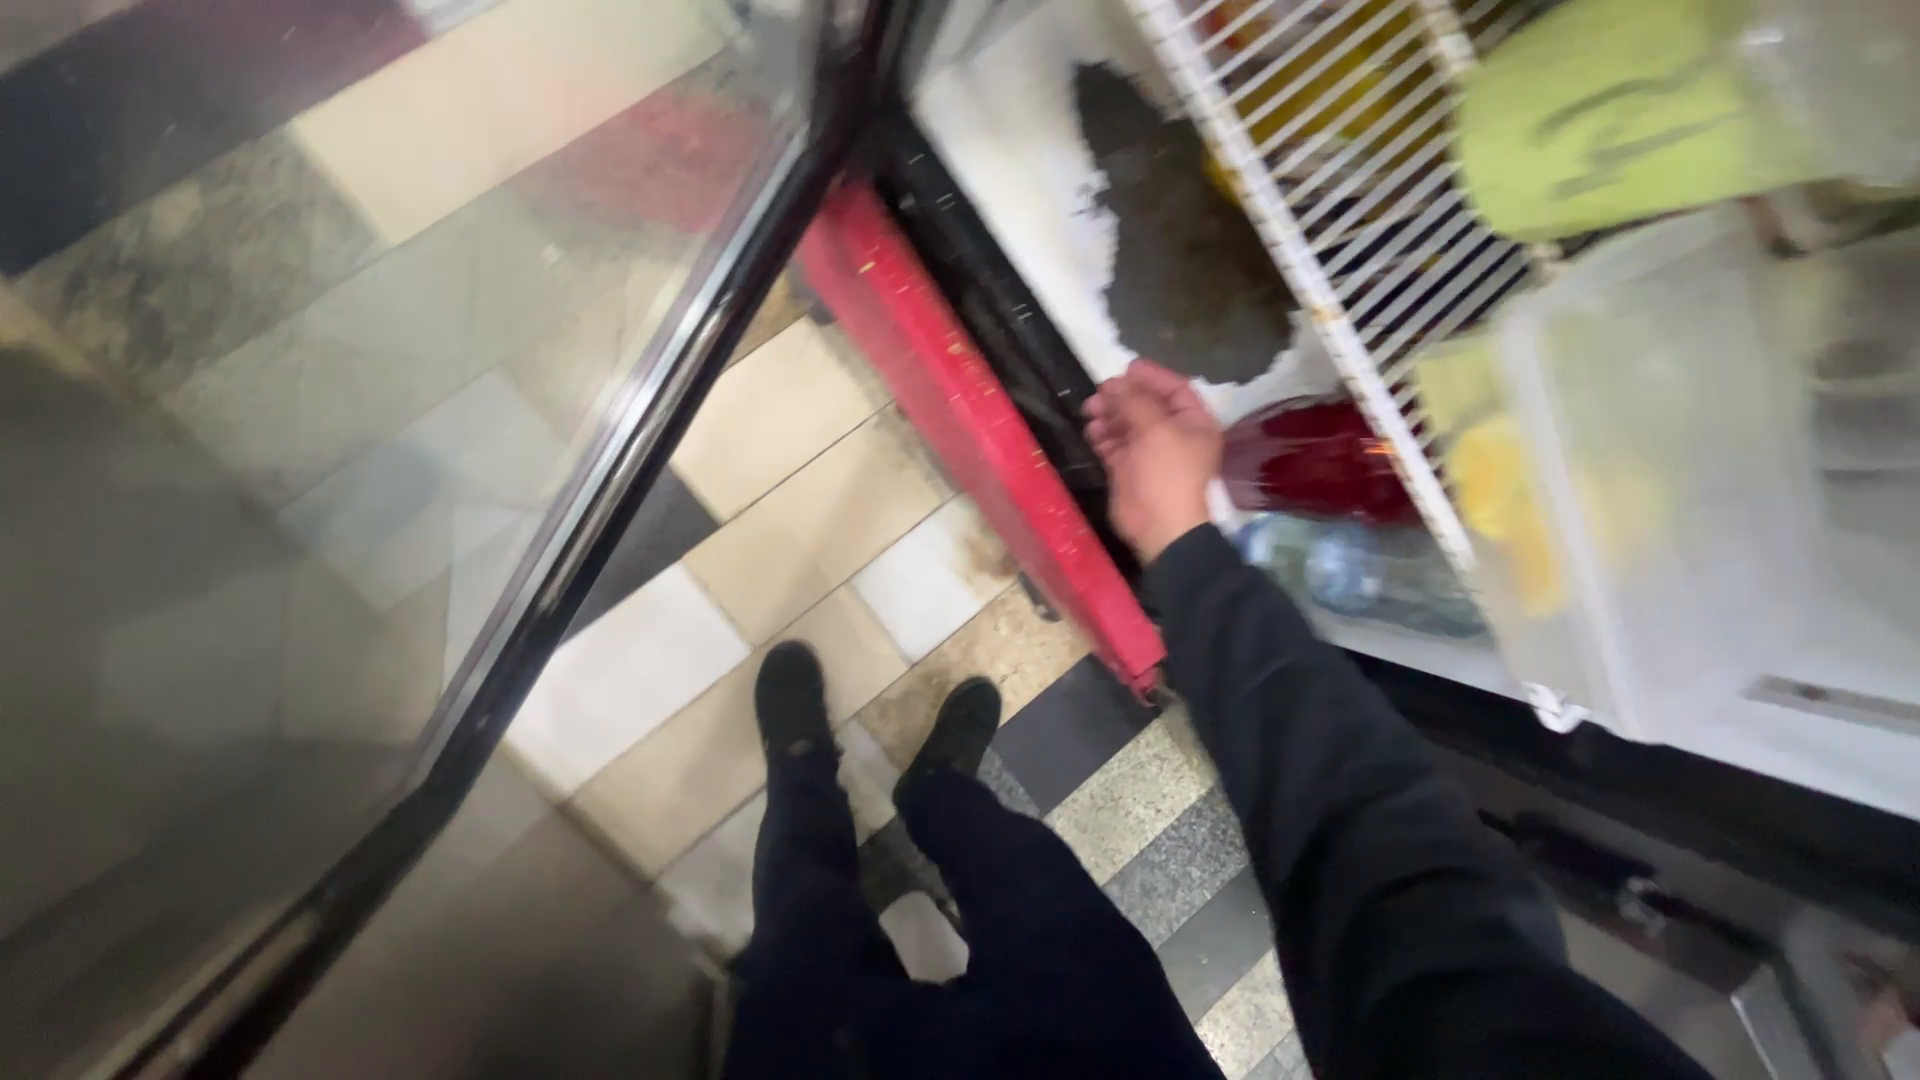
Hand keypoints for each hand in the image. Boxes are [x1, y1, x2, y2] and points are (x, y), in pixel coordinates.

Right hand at [1085, 359, 1222, 562]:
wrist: (1159, 527)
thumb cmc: (1167, 474)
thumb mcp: (1156, 430)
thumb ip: (1135, 401)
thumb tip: (1115, 382)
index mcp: (1194, 423)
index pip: (1175, 389)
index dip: (1152, 376)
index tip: (1126, 367)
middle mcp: (1174, 434)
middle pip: (1147, 405)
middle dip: (1123, 396)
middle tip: (1100, 392)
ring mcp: (1150, 452)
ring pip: (1127, 423)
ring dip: (1109, 415)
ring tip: (1091, 411)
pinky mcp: (1128, 468)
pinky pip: (1114, 444)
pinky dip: (1103, 436)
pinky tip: (1092, 431)